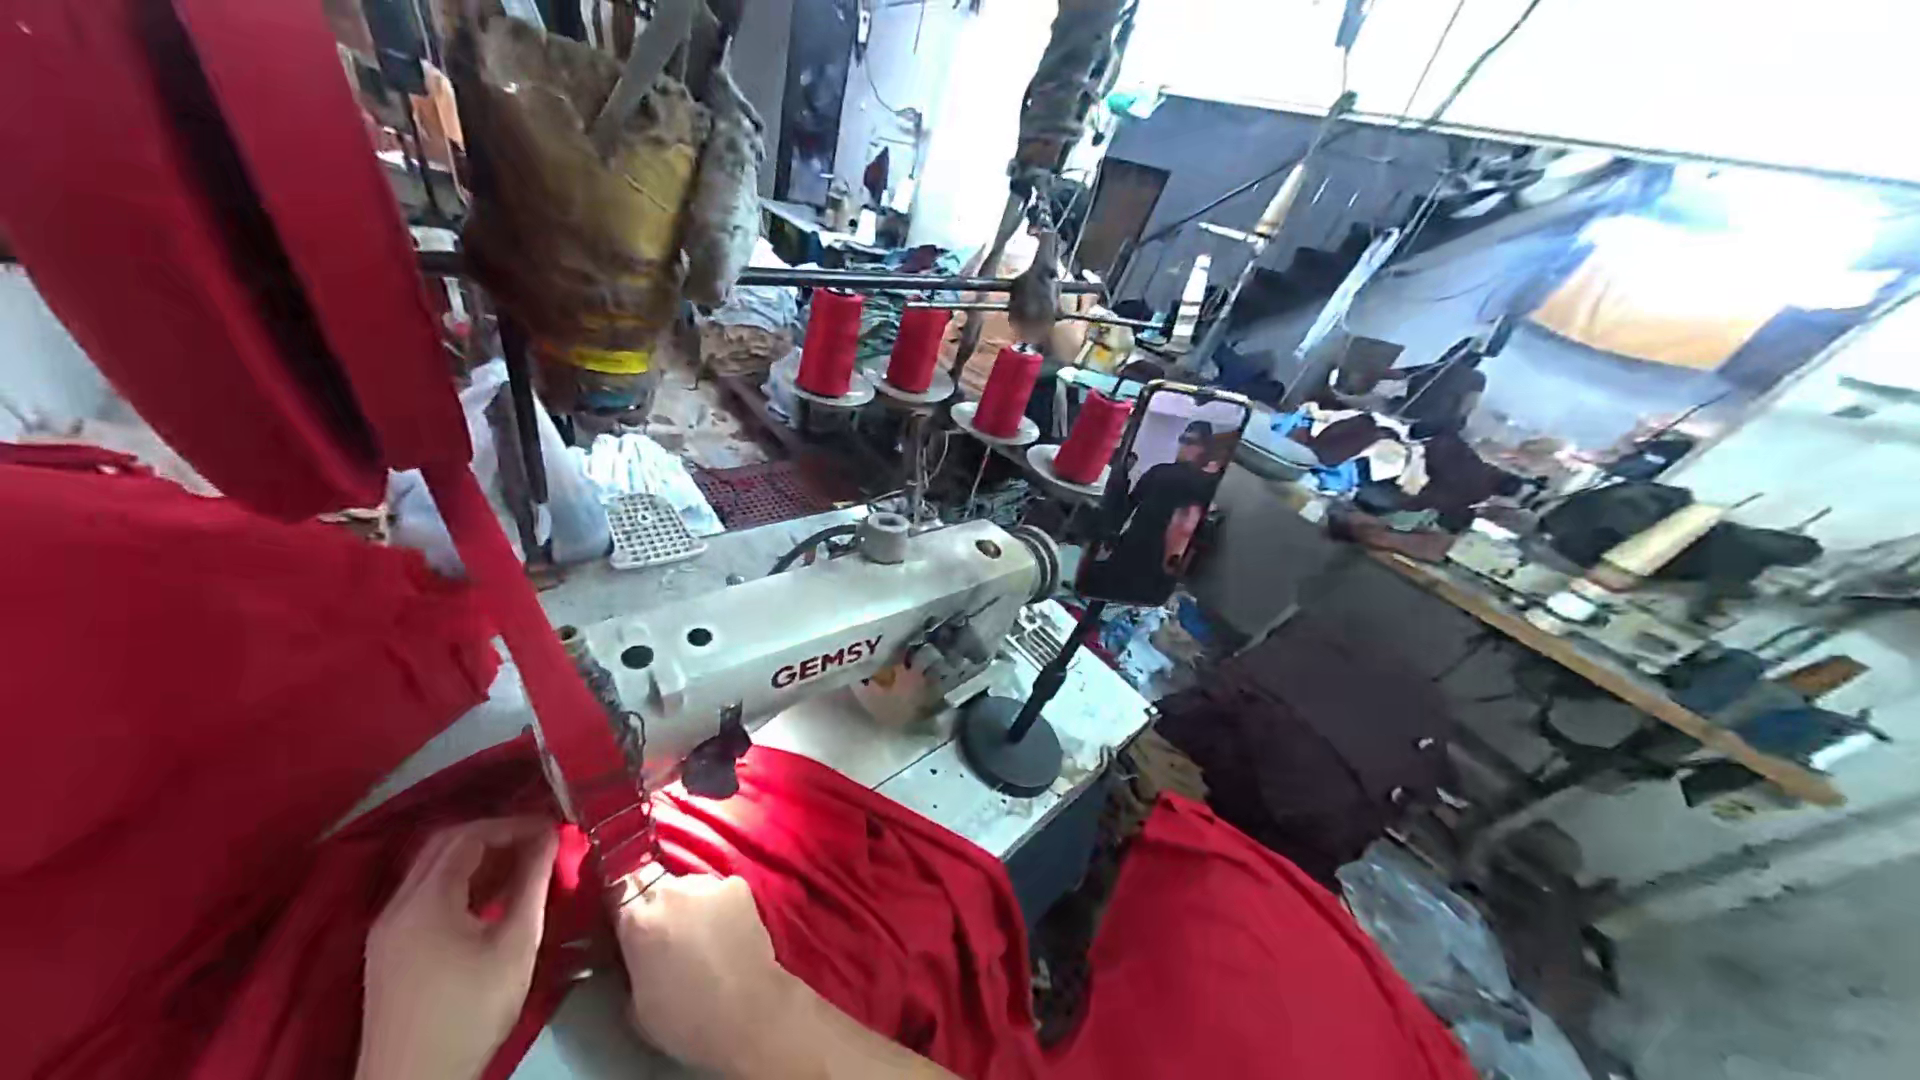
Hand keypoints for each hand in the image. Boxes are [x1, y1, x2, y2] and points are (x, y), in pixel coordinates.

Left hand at [357, 818, 559, 1079]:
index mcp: (424, 901)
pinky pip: (428, 894)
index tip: (554, 830)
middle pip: (446, 844)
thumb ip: (533, 881)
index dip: (515, 825)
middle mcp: (397, 906)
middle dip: (497, 834)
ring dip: (481, 857)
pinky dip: (464, 881)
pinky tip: (496, 896)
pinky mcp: (390, 949)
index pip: (470, 835)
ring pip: (435, 868)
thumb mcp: (516, 942)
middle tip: (540, 841)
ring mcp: (388, 929)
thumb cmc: (472, 1010)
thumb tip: (551, 836)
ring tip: (526, 865)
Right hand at [613, 874, 802, 1075]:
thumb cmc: (683, 1017)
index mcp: (637, 920)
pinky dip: (722, 904)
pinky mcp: (738, 884)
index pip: (621, 897)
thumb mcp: (635, 1001)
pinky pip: (721, 890)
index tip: (636, 928)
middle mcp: (669, 891)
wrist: (743, 1009)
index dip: (628, 913)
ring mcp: (706, 883)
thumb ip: (632, 964)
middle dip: (662, 908)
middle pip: (659, 890)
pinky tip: (730, 928)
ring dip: (693, 904)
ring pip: (691, 886)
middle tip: (674, 935)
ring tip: (706, 932)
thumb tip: (639, 953)